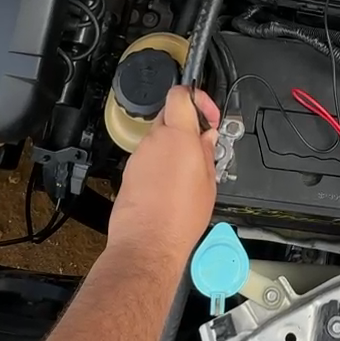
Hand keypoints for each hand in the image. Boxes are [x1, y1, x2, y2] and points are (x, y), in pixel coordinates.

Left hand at [108, 86, 220, 271]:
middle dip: (187, 124)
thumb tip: (208, 138)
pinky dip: (161, 163)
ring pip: (158, 137)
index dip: (197, 98)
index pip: (180, 95)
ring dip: (174, 145)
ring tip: (189, 170)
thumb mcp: (208, 182)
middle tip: (202, 143)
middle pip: (170, 115)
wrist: (147, 245)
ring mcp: (139, 156)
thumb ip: (207, 152)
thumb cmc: (179, 219)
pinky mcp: (130, 172)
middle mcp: (154, 140)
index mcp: (178, 136)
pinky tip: (172, 185)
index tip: (209, 116)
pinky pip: (149, 157)